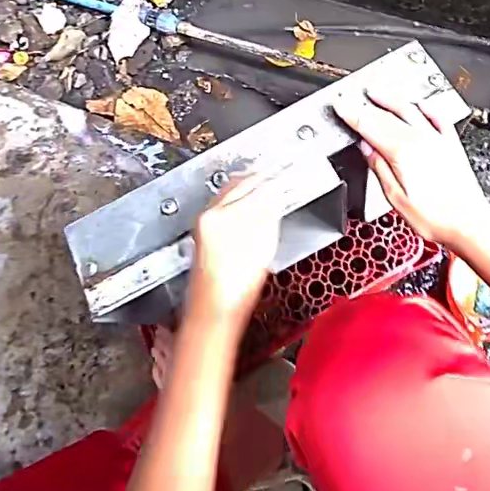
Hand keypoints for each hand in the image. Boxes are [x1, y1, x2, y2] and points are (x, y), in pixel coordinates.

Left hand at [185, 173, 282, 332]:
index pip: (251, 184)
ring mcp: (205, 227)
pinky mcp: (205, 239)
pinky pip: (225, 211)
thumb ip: (269, 213)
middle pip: (237, 187)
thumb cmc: (235, 288)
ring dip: (250, 191)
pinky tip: (253, 213)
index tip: (284, 176)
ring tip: (269, 192)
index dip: (271, 179)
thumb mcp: (262, 244)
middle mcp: (209, 216)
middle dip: (259, 181)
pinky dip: (242, 205)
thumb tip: (276, 192)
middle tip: (278, 178)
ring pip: (230, 198)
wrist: (214, 314)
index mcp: (220, 213)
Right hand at [332, 87, 489, 246]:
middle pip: (386, 115)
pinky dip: (426, 107)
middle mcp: (420, 140)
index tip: (340, 105)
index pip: (369, 126)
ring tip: (377, 93)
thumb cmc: (435, 217)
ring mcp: (437, 139)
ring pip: (410, 109)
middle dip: (365, 105)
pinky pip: (437, 117)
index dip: (352, 114)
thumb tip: (366, 149)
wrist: (470, 224)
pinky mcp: (451, 144)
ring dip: (391, 99)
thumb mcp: (395, 198)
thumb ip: (379, 168)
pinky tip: (420, 104)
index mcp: (402, 153)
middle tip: (350, 97)